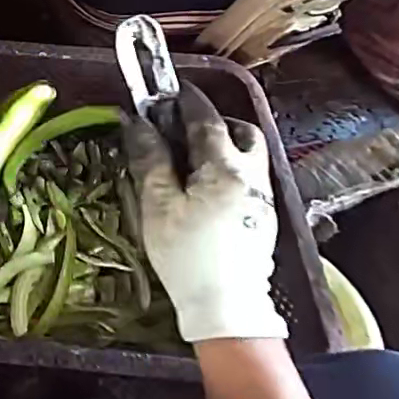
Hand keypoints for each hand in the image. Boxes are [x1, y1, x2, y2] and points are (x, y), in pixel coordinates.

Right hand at [121, 82, 285, 341]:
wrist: (226, 308)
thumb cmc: (186, 254)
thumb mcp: (157, 204)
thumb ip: (149, 157)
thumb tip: (135, 121)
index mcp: (225, 169)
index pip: (207, 120)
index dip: (186, 100)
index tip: (168, 89)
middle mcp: (252, 177)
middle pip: (243, 132)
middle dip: (216, 121)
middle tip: (185, 125)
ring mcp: (262, 198)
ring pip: (249, 155)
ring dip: (224, 144)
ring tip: (192, 156)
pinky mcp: (263, 217)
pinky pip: (248, 177)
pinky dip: (227, 167)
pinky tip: (203, 186)